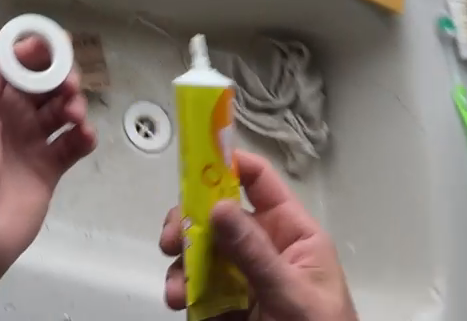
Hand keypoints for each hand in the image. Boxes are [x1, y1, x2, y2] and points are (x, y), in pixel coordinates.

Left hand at [0, 31, 97, 290]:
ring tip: (74, 113)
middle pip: (43, 83)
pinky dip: (83, 135)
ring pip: (60, 109)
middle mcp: (11, 115)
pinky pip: (72, 144)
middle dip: (59, 75)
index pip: (15, 63)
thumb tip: (0, 36)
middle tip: (69, 82)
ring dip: (72, 103)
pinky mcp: (49, 170)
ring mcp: (31, 142)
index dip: (34, 52)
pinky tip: (84, 135)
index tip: (53, 46)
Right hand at [160, 149, 356, 320]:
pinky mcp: (228, 302)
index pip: (257, 180)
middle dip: (188, 222)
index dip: (226, 164)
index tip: (192, 166)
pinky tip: (180, 302)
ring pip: (200, 247)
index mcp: (291, 234)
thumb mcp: (294, 299)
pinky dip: (183, 288)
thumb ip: (256, 255)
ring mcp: (244, 274)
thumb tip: (216, 205)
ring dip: (182, 262)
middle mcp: (264, 246)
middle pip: (216, 211)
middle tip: (171, 241)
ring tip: (177, 290)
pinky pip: (197, 283)